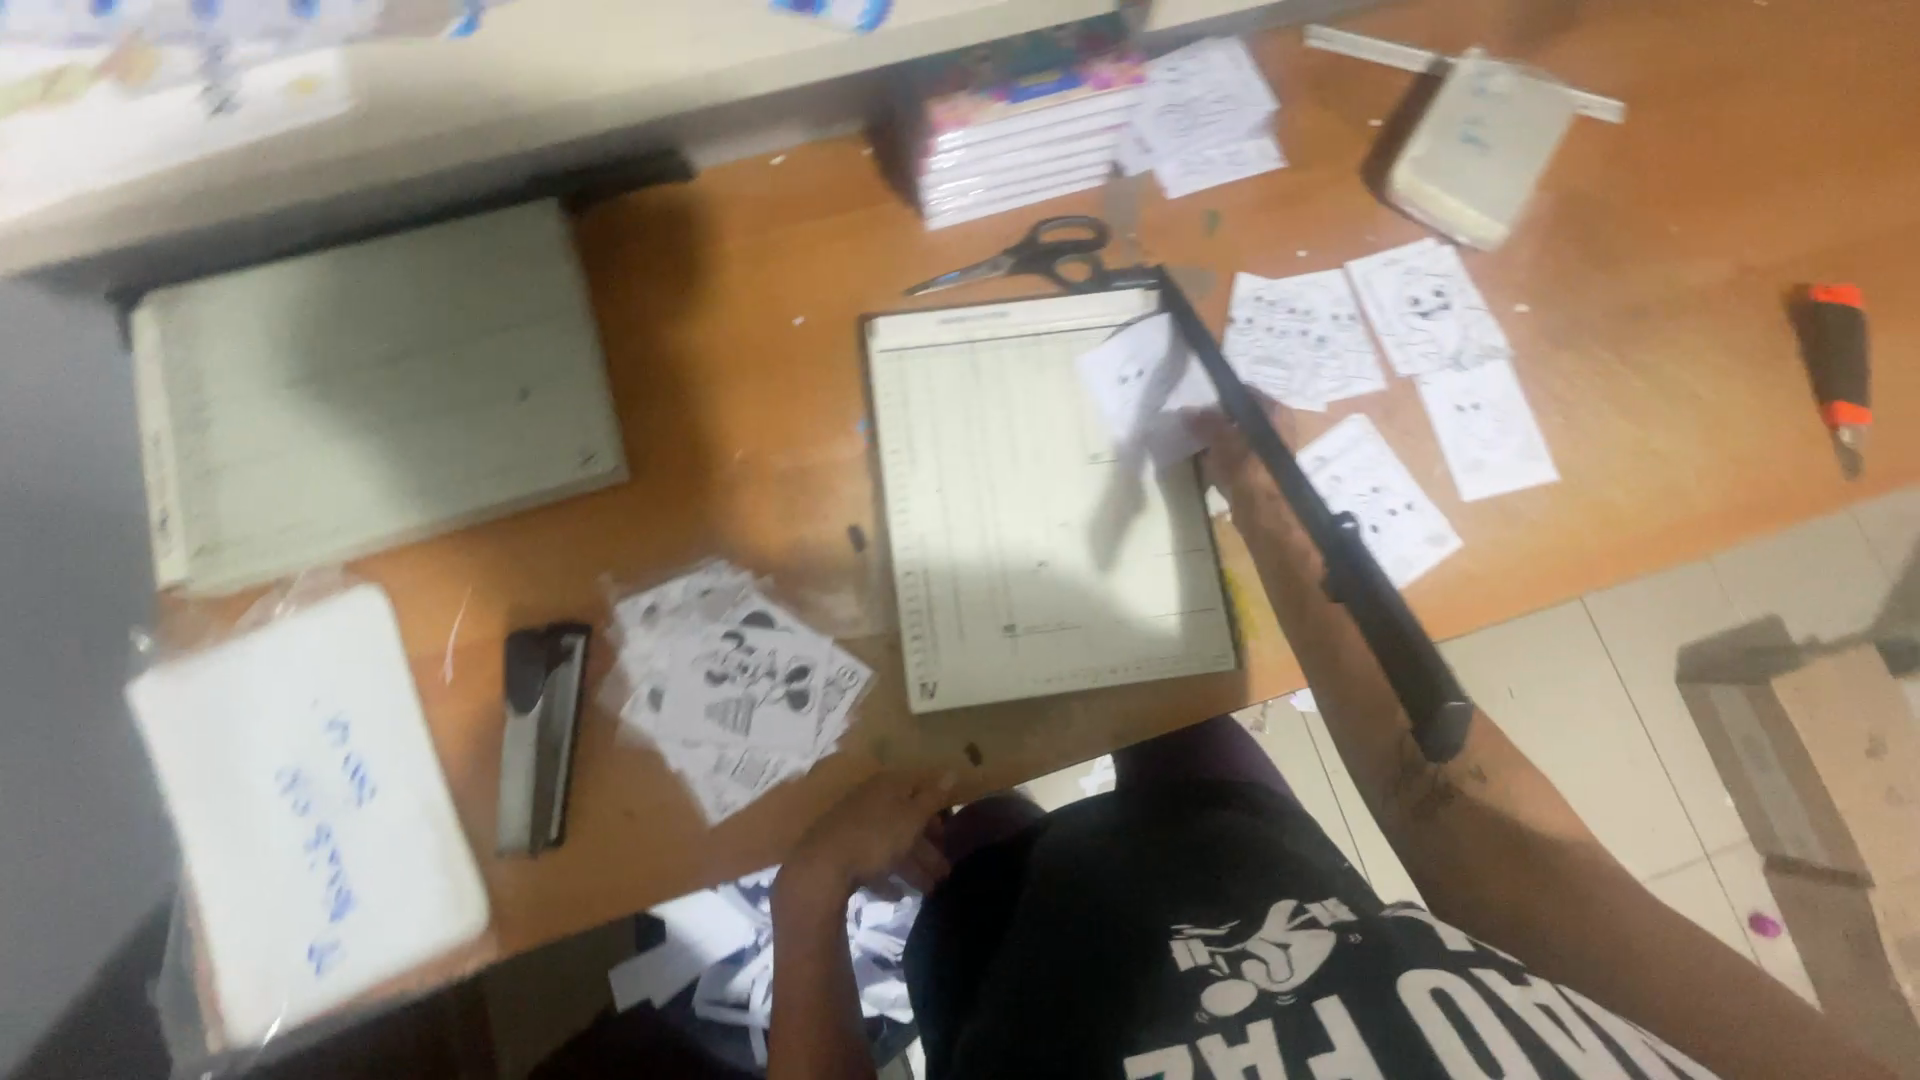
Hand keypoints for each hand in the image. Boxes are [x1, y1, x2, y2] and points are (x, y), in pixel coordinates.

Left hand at [780, 769, 955, 906]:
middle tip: (945, 873)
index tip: (948, 835)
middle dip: (927, 847)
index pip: (919, 790)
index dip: (937, 811)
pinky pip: (871, 861)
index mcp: (889, 786)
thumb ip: (933, 797)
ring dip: (912, 866)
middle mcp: (871, 800)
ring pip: (891, 843)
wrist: (821, 867)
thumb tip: (953, 771)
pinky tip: (897, 895)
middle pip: (906, 821)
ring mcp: (854, 825)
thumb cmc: (876, 837)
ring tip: (930, 890)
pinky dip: (886, 876)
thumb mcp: (912, 817)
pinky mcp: (842, 850)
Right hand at [1185, 397, 1299, 500]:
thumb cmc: (1246, 463)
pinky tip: (1208, 461)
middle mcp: (1280, 428)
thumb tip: (1186, 412)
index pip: (1246, 394)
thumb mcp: (1220, 438)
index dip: (1222, 398)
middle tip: (1197, 424)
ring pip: (1241, 439)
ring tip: (1199, 443)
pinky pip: (1240, 458)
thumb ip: (1204, 423)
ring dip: (1221, 441)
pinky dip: (1225, 458)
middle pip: (1244, 418)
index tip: (1201, 405)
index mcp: (1276, 412)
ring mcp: (1273, 452)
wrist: (1262, 506)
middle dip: (1220, 421)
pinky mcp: (1264, 472)